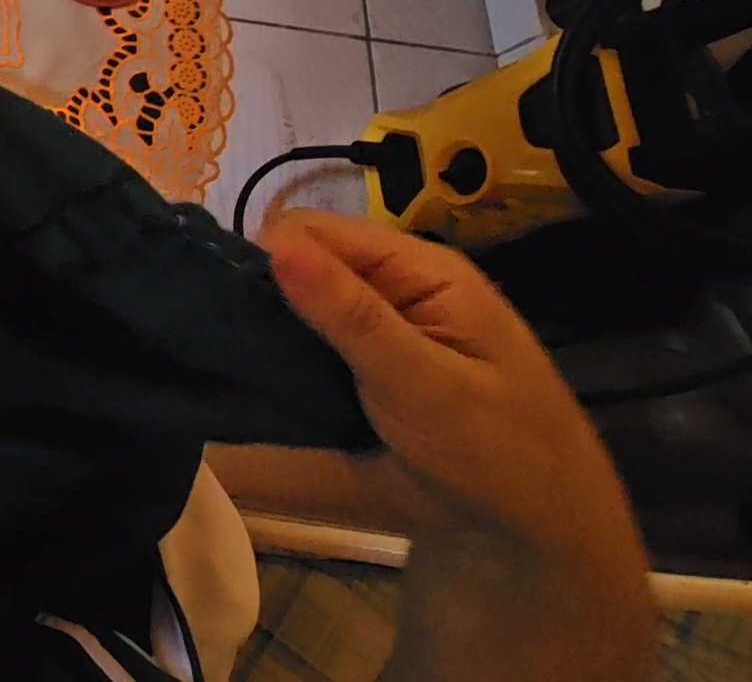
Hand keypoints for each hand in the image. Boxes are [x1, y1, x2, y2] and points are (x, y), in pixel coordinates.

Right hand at [259, 210, 641, 555]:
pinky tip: (256, 364)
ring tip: (237, 350)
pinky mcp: (351, 356)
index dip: (268, 255)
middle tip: (239, 336)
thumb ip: (349, 313)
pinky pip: (297, 331)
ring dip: (263, 318)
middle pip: (296, 255)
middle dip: (262, 286)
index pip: (311, 229)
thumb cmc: (494, 454)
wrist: (529, 538)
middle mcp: (391, 283)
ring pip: (290, 294)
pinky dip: (274, 344)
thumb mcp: (422, 383)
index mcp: (419, 269)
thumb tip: (275, 245)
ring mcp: (371, 322)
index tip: (241, 306)